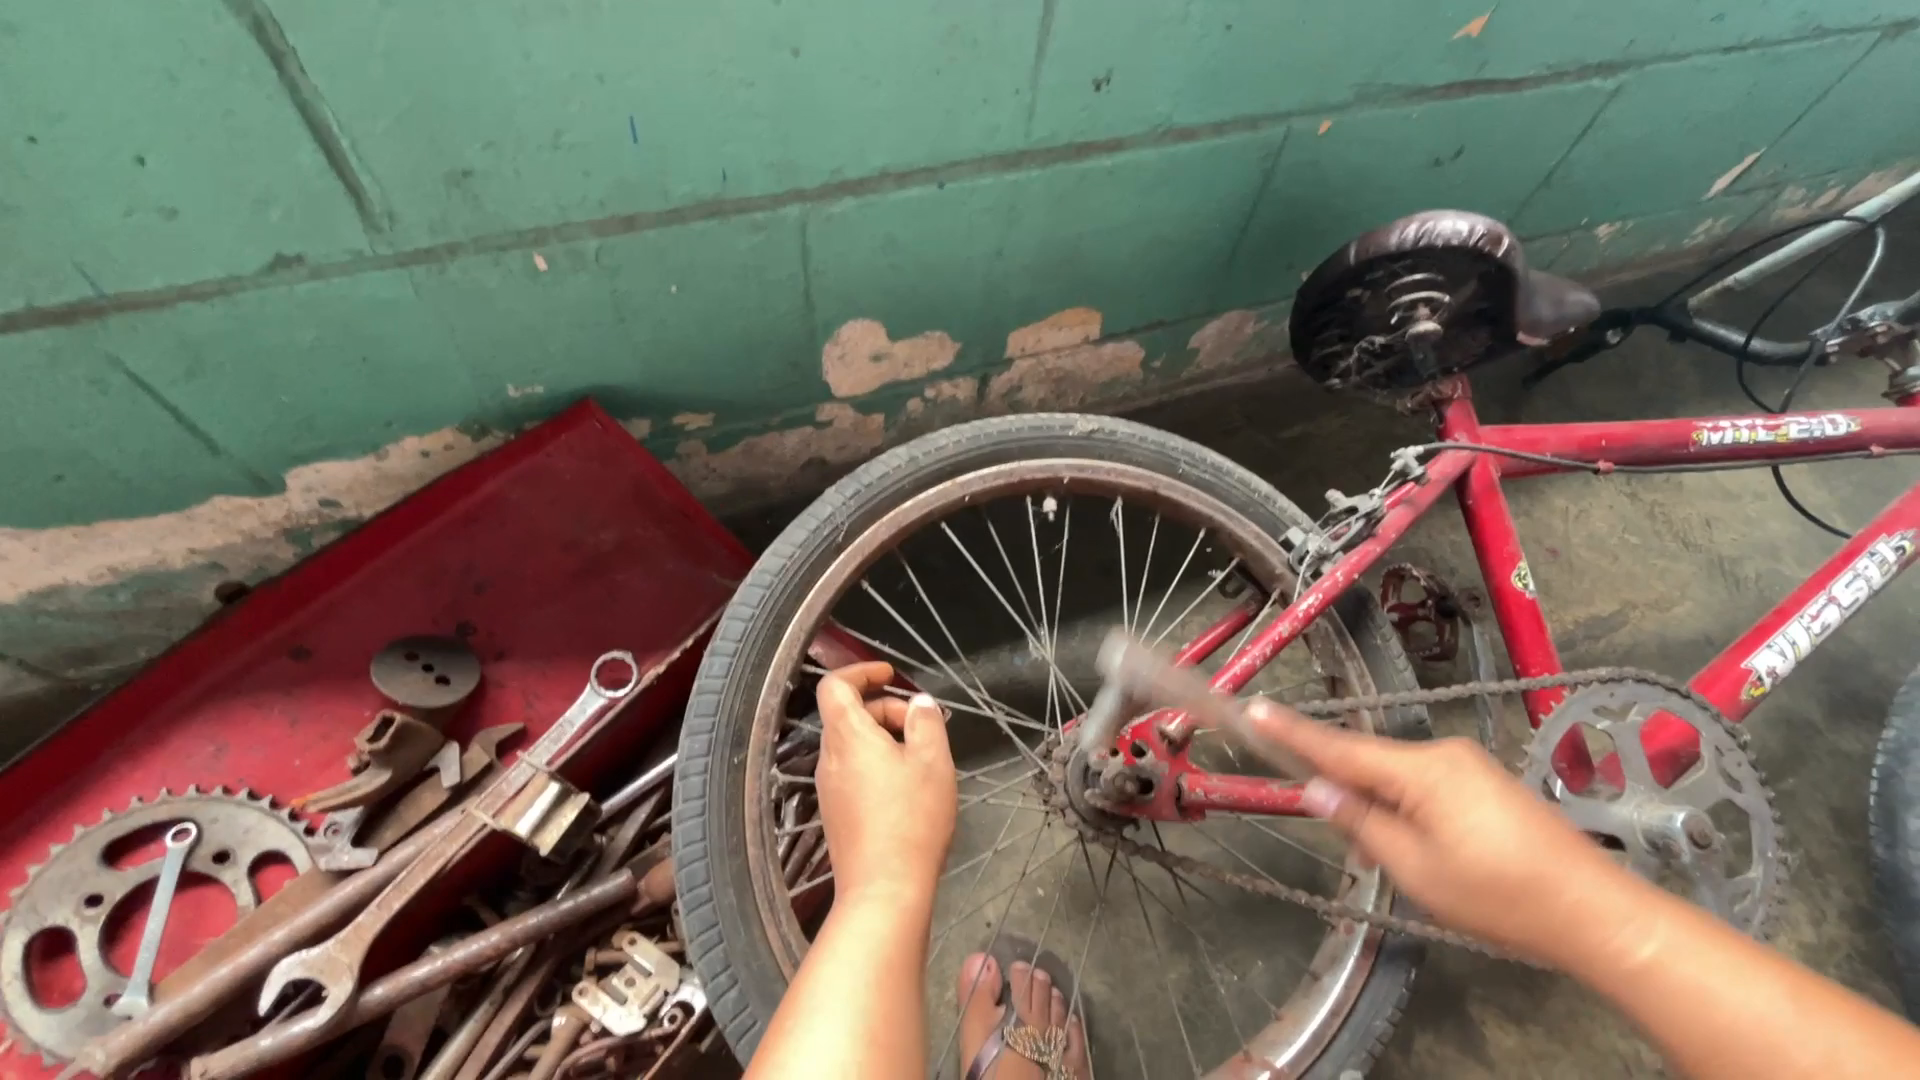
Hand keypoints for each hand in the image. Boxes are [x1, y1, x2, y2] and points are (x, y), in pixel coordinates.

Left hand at [814, 663, 957, 906]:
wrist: (884, 889)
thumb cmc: (912, 819)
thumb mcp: (933, 761)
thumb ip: (926, 722)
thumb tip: (919, 703)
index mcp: (848, 736)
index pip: (835, 685)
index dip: (860, 671)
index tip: (889, 674)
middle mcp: (830, 758)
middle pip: (847, 714)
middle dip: (885, 708)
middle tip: (921, 725)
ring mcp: (829, 788)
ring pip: (851, 743)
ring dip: (883, 737)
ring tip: (920, 757)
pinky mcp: (836, 812)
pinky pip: (852, 770)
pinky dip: (876, 762)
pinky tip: (906, 786)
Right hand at [1241, 700, 1646, 966]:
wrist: (1599, 915)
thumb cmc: (1500, 896)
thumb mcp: (1415, 869)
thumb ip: (1360, 823)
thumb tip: (1317, 790)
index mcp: (1420, 770)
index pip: (1338, 747)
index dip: (1291, 733)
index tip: (1252, 708)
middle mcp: (1441, 754)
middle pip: (1367, 763)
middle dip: (1347, 794)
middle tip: (1350, 843)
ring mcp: (1466, 765)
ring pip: (1395, 777)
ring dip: (1379, 808)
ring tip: (1396, 860)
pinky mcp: (1483, 781)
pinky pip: (1422, 785)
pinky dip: (1406, 809)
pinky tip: (1423, 849)